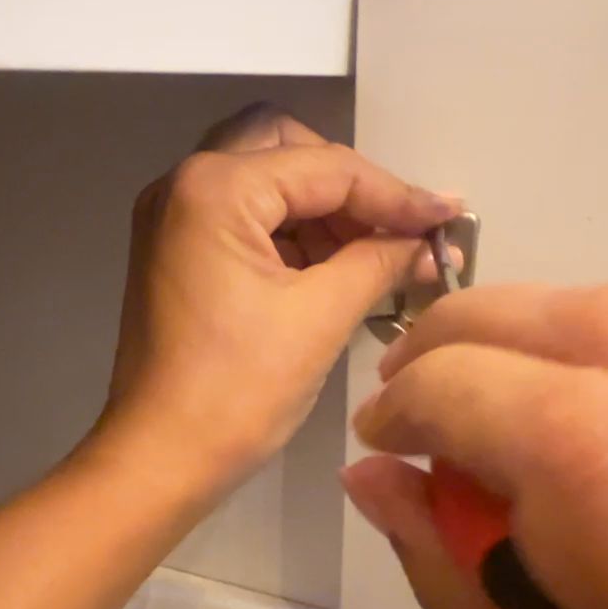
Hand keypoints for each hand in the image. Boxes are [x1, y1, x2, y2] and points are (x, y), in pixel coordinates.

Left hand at [99, 104, 458, 487]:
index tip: (447, 217)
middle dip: (348, 187)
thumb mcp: (320, 318)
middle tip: (392, 233)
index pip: (326, 167)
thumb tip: (427, 241)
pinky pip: (243, 219)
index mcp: (215, 189)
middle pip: (286, 149)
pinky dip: (289, 234)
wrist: (159, 459)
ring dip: (320, 212)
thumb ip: (380, 262)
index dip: (395, 194)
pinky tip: (330, 272)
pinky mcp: (175, 252)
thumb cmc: (237, 392)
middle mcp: (183, 184)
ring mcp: (172, 218)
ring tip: (371, 260)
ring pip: (264, 182)